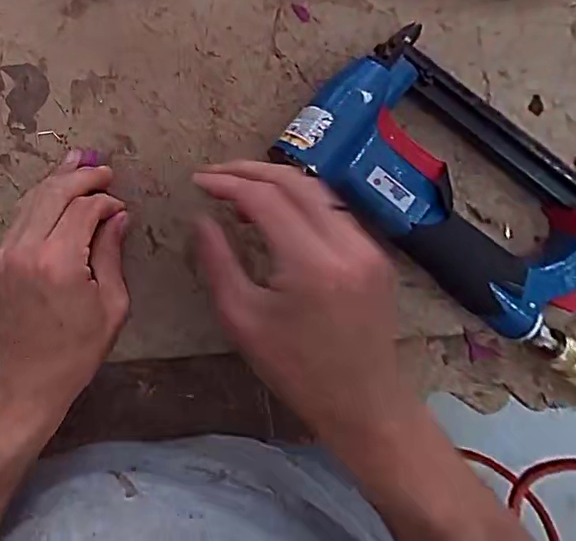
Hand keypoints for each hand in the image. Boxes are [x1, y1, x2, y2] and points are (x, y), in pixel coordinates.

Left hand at [0, 150, 131, 415]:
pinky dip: (41, 195)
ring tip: (80, 162)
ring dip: (59, 178)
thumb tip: (118, 217)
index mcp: (59, 262)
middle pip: (56, 192)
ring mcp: (8, 251)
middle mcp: (28, 249)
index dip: (106, 202)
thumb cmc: (75, 350)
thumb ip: (112, 253)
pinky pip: (22, 213)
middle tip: (105, 171)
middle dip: (83, 176)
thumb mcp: (111, 305)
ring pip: (35, 197)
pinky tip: (56, 186)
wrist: (24, 381)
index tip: (120, 209)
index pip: (85, 209)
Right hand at [192, 160, 406, 439]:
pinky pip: (332, 208)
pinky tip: (277, 211)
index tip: (199, 181)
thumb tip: (201, 217)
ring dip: (275, 180)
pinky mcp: (376, 250)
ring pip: (316, 188)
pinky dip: (300, 199)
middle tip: (215, 174)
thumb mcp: (242, 321)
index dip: (228, 183)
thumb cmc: (296, 370)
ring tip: (240, 190)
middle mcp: (346, 244)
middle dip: (249, 170)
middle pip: (293, 181)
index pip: (265, 199)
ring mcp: (367, 244)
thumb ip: (218, 262)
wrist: (365, 404)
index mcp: (311, 264)